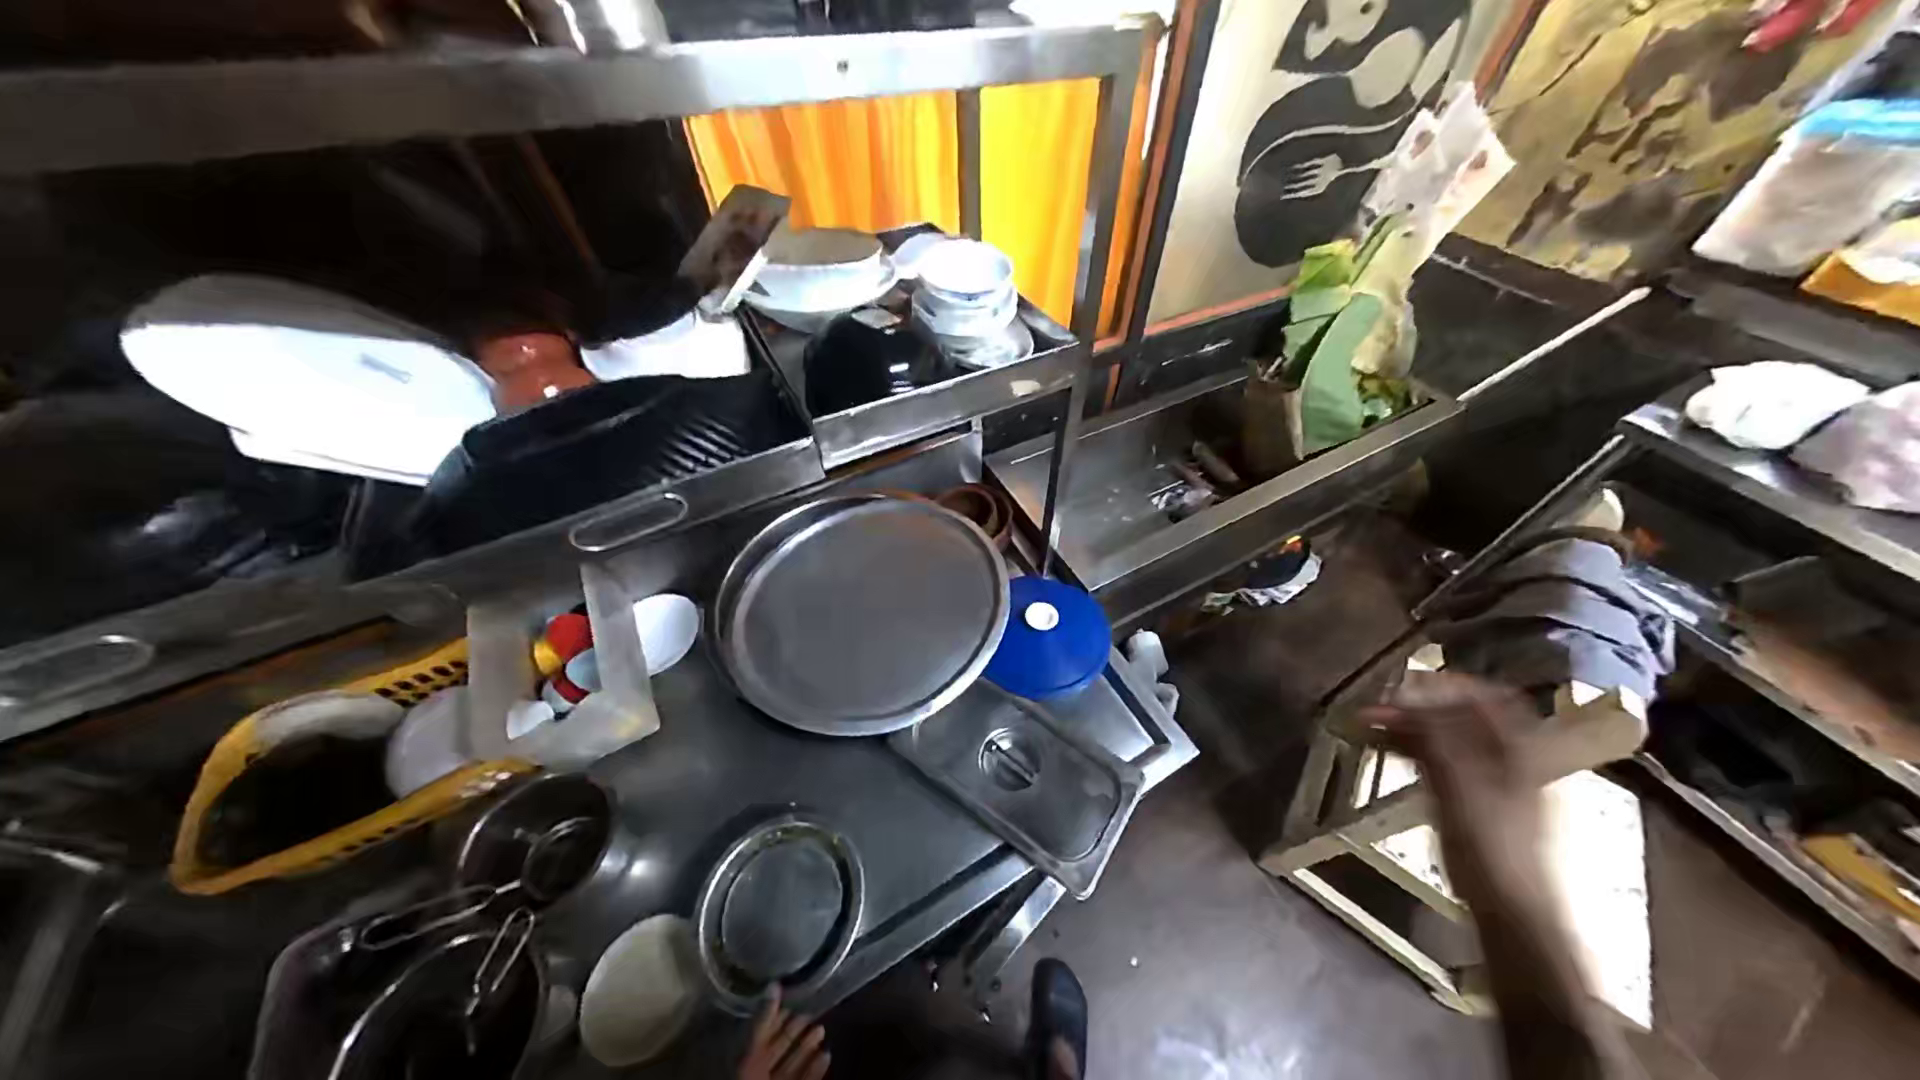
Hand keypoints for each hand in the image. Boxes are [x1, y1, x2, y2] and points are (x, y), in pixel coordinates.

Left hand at [737, 987, 828, 1079]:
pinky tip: (827, 1054)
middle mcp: (759, 1070)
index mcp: (746, 1059)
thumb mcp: (754, 1051)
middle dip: (795, 1028)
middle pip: (779, 1046)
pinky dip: (815, 1069)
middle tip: (811, 1009)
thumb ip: (764, 1021)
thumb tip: (774, 984)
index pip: (761, 1030)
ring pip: (793, 1063)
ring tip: (821, 1028)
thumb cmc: (753, 1079)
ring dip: (807, 1046)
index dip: (775, 1012)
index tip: (792, 993)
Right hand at [1358, 671, 1548, 893]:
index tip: (1409, 681)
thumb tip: (1405, 700)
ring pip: (1448, 739)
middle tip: (1377, 705)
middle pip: (1463, 718)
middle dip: (1417, 707)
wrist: (1510, 910)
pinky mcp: (1474, 803)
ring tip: (1368, 725)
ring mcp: (1493, 783)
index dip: (1451, 685)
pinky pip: (1441, 762)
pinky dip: (1412, 750)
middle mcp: (1510, 760)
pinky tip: (1386, 751)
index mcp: (1519, 752)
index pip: (1491, 699)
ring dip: (1409, 728)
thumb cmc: (1491, 846)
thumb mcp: (1458, 786)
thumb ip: (1433, 738)